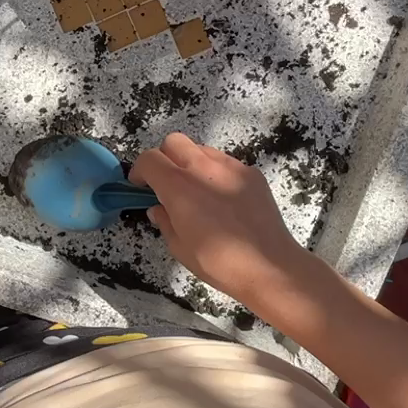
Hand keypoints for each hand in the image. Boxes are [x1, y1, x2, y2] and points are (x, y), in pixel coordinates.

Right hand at [128, 133, 324, 306]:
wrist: (268, 265)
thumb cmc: (218, 262)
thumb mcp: (179, 247)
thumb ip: (164, 221)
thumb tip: (159, 208)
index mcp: (179, 186)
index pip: (149, 159)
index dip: (139, 170)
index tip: (140, 186)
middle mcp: (203, 167)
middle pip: (174, 142)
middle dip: (163, 158)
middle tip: (166, 183)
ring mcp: (231, 167)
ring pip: (201, 149)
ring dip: (190, 163)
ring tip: (196, 191)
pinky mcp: (251, 173)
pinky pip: (225, 162)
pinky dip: (215, 173)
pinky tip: (222, 199)